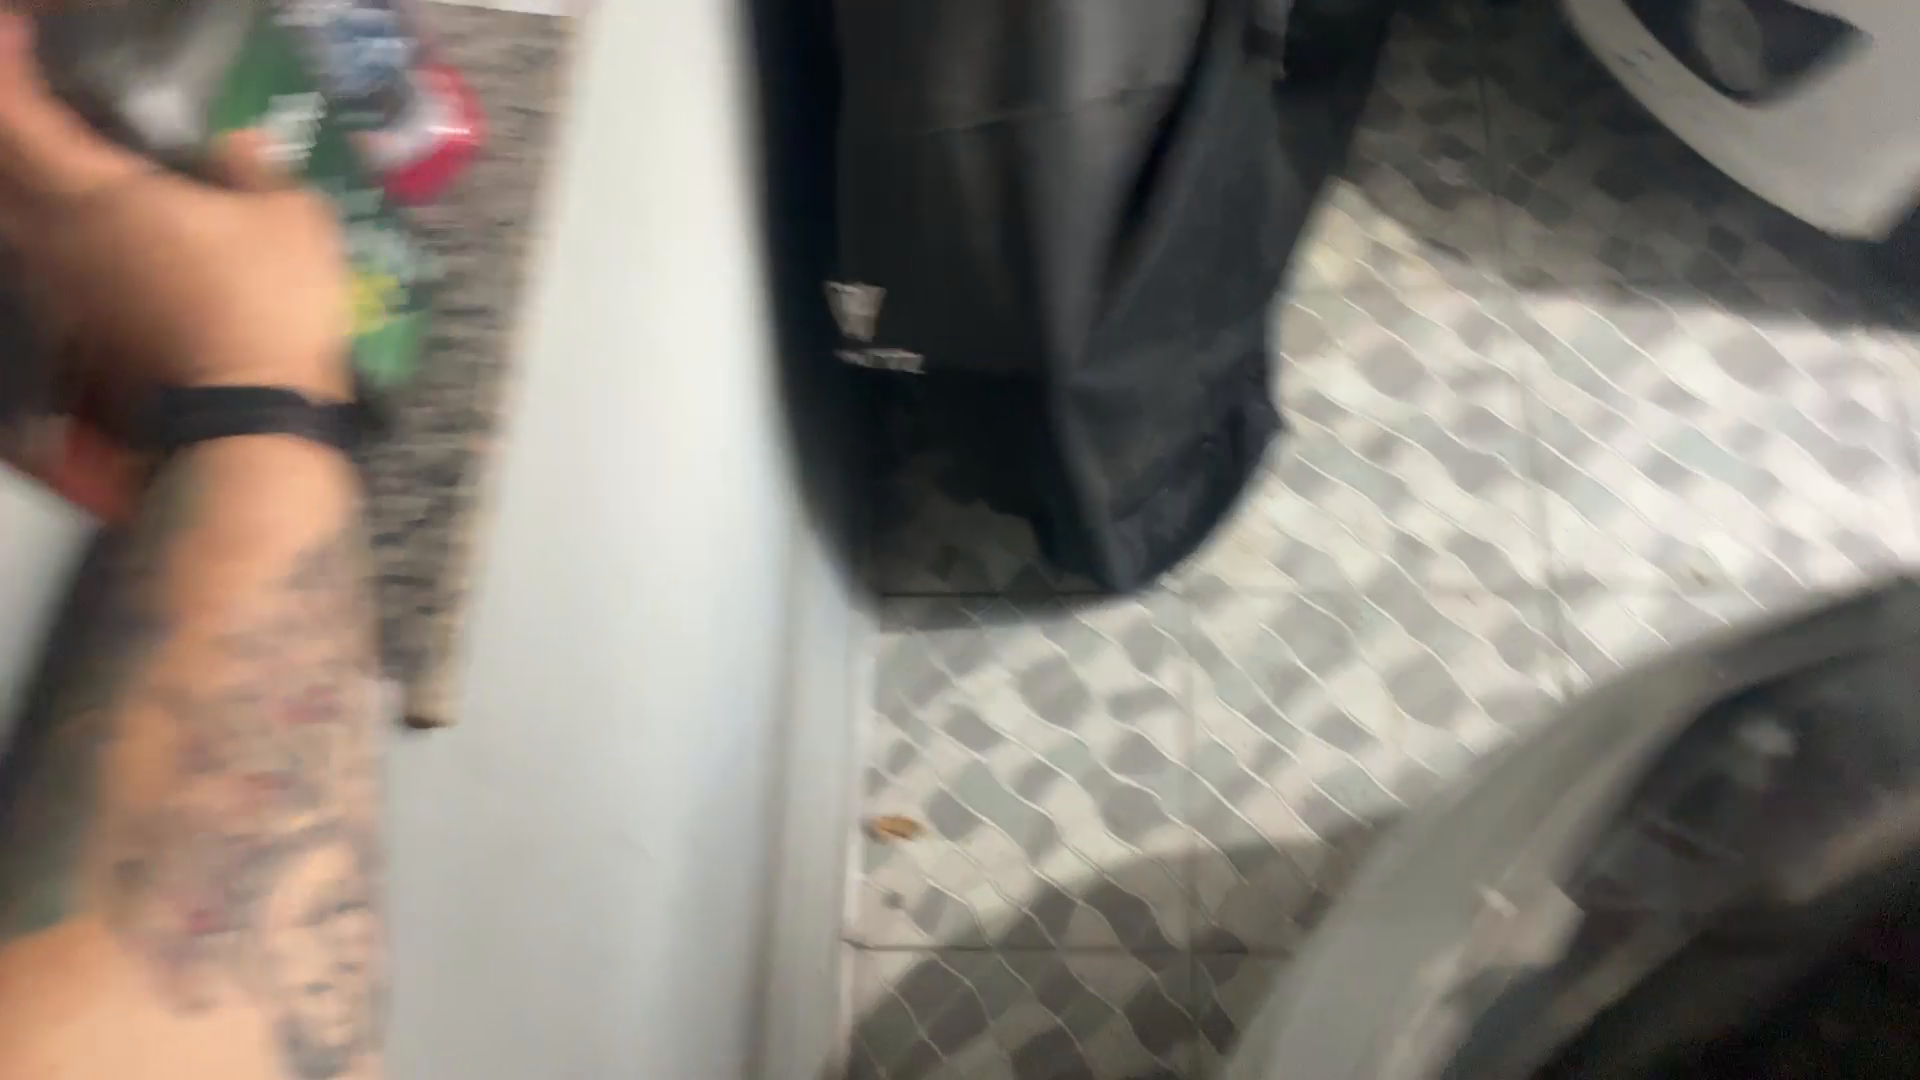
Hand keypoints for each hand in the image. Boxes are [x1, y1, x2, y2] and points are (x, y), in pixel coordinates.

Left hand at [0, 13, 353, 403]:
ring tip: (72, 173)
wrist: (255, 401)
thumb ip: (262, 172)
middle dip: (13, 123)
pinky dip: (58, 233)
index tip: (20, 31)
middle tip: (43, 106)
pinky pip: (46, 256)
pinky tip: (100, 239)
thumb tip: (241, 143)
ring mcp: (59, 278)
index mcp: (92, 187)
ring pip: (14, 212)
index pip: (14, 100)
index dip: (7, 56)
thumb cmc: (271, 300)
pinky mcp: (83, 320)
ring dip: (28, 182)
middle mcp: (50, 226)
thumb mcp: (296, 224)